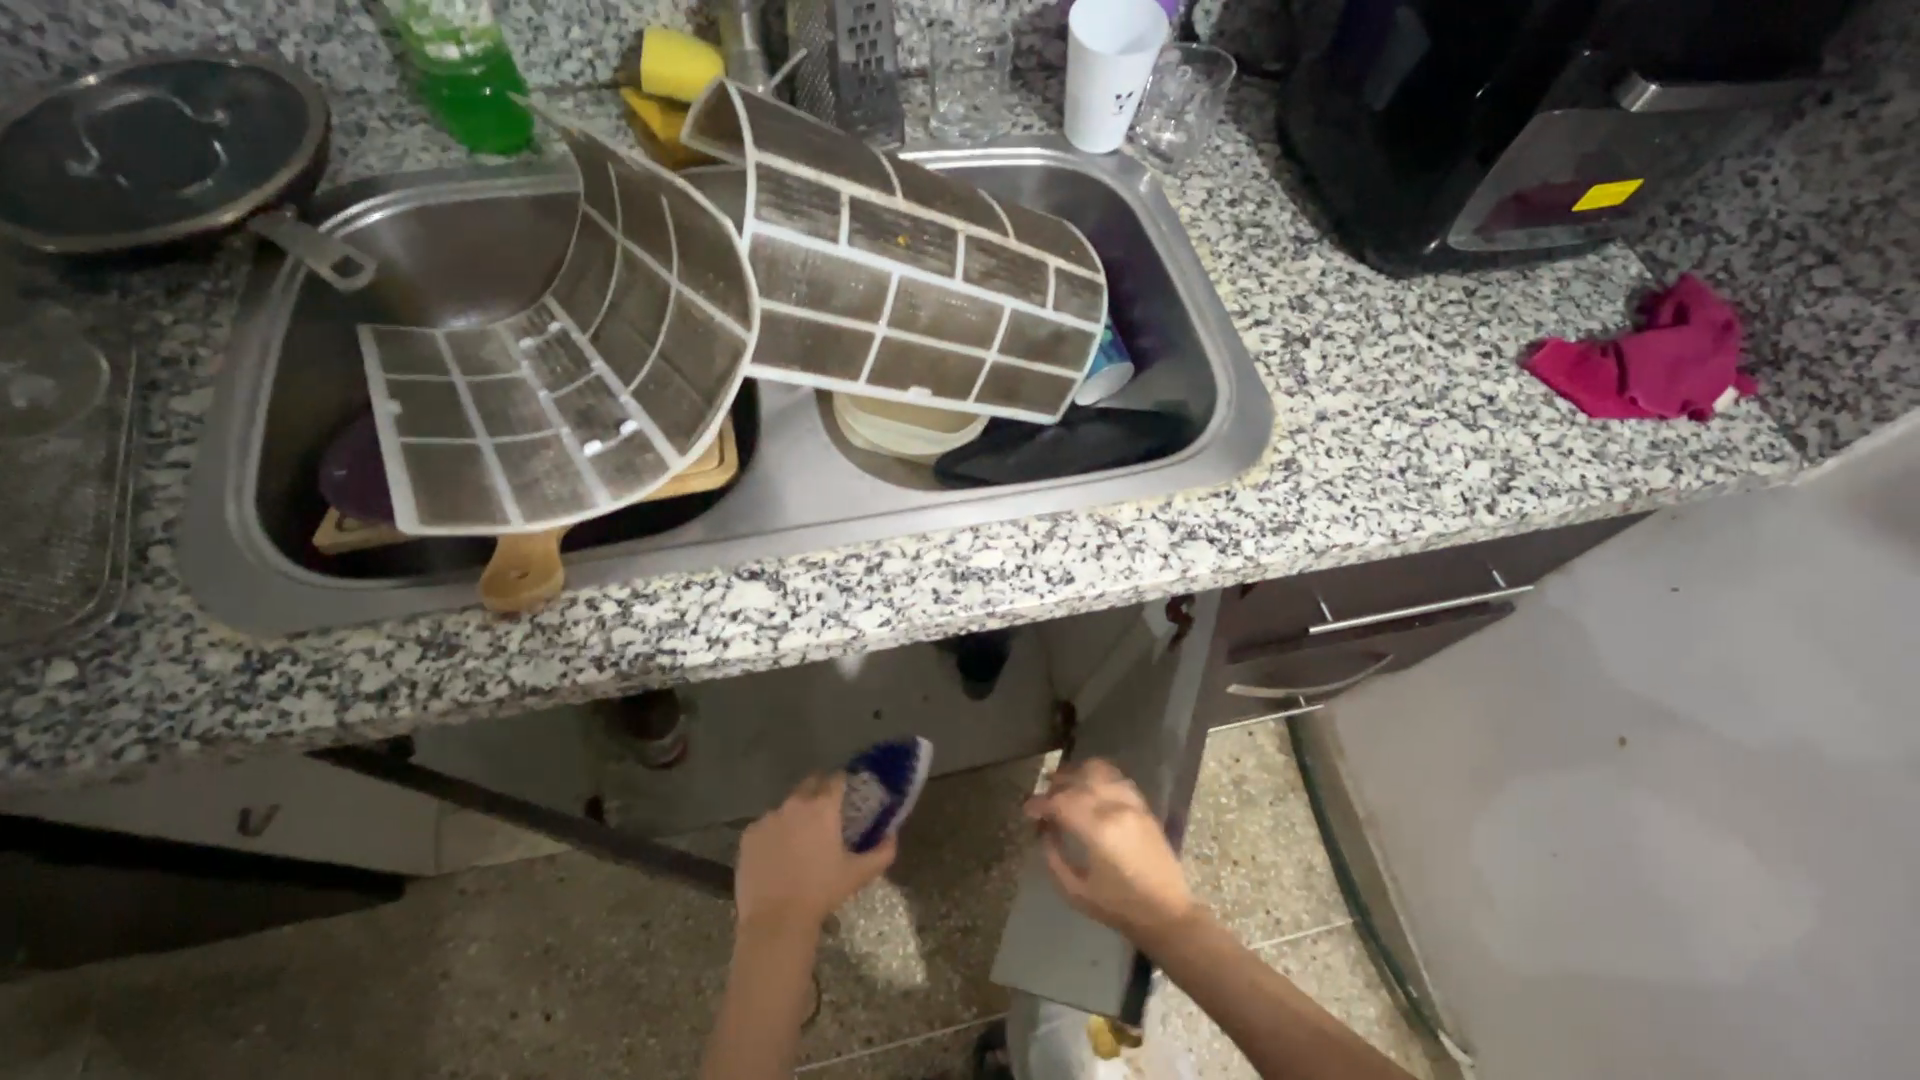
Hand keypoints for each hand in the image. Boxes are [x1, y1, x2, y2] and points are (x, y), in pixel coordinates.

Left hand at [735, 772, 896, 932]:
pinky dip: (773, 833)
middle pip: (808, 785)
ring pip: (785, 807)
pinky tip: (776, 856)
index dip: (842, 782)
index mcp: (822, 808)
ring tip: (798, 841)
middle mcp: (794, 804)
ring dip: (794, 815)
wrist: (776, 919)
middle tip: (824, 813)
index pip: (835, 779)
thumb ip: (882, 852)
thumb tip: (892, 836)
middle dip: (818, 792)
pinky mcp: (749, 834)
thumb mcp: (859, 874)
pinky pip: (765, 826)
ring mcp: (767, 818)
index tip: (846, 791)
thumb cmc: (821, 892)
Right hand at [1023, 758, 1198, 941]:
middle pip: (1078, 780)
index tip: (1028, 811)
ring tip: (1064, 787)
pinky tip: (1089, 788)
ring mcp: (1133, 804)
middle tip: (1043, 801)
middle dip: (1055, 786)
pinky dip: (1098, 777)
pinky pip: (1117, 779)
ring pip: (1099, 771)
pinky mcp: (1144, 807)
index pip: (1061, 802)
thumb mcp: (1074, 890)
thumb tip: (1044, 830)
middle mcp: (1116, 809)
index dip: (1039, 803)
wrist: (1166, 913)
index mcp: (1098, 830)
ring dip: (1077, 774)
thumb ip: (1053, 856)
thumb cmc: (1117, 906)